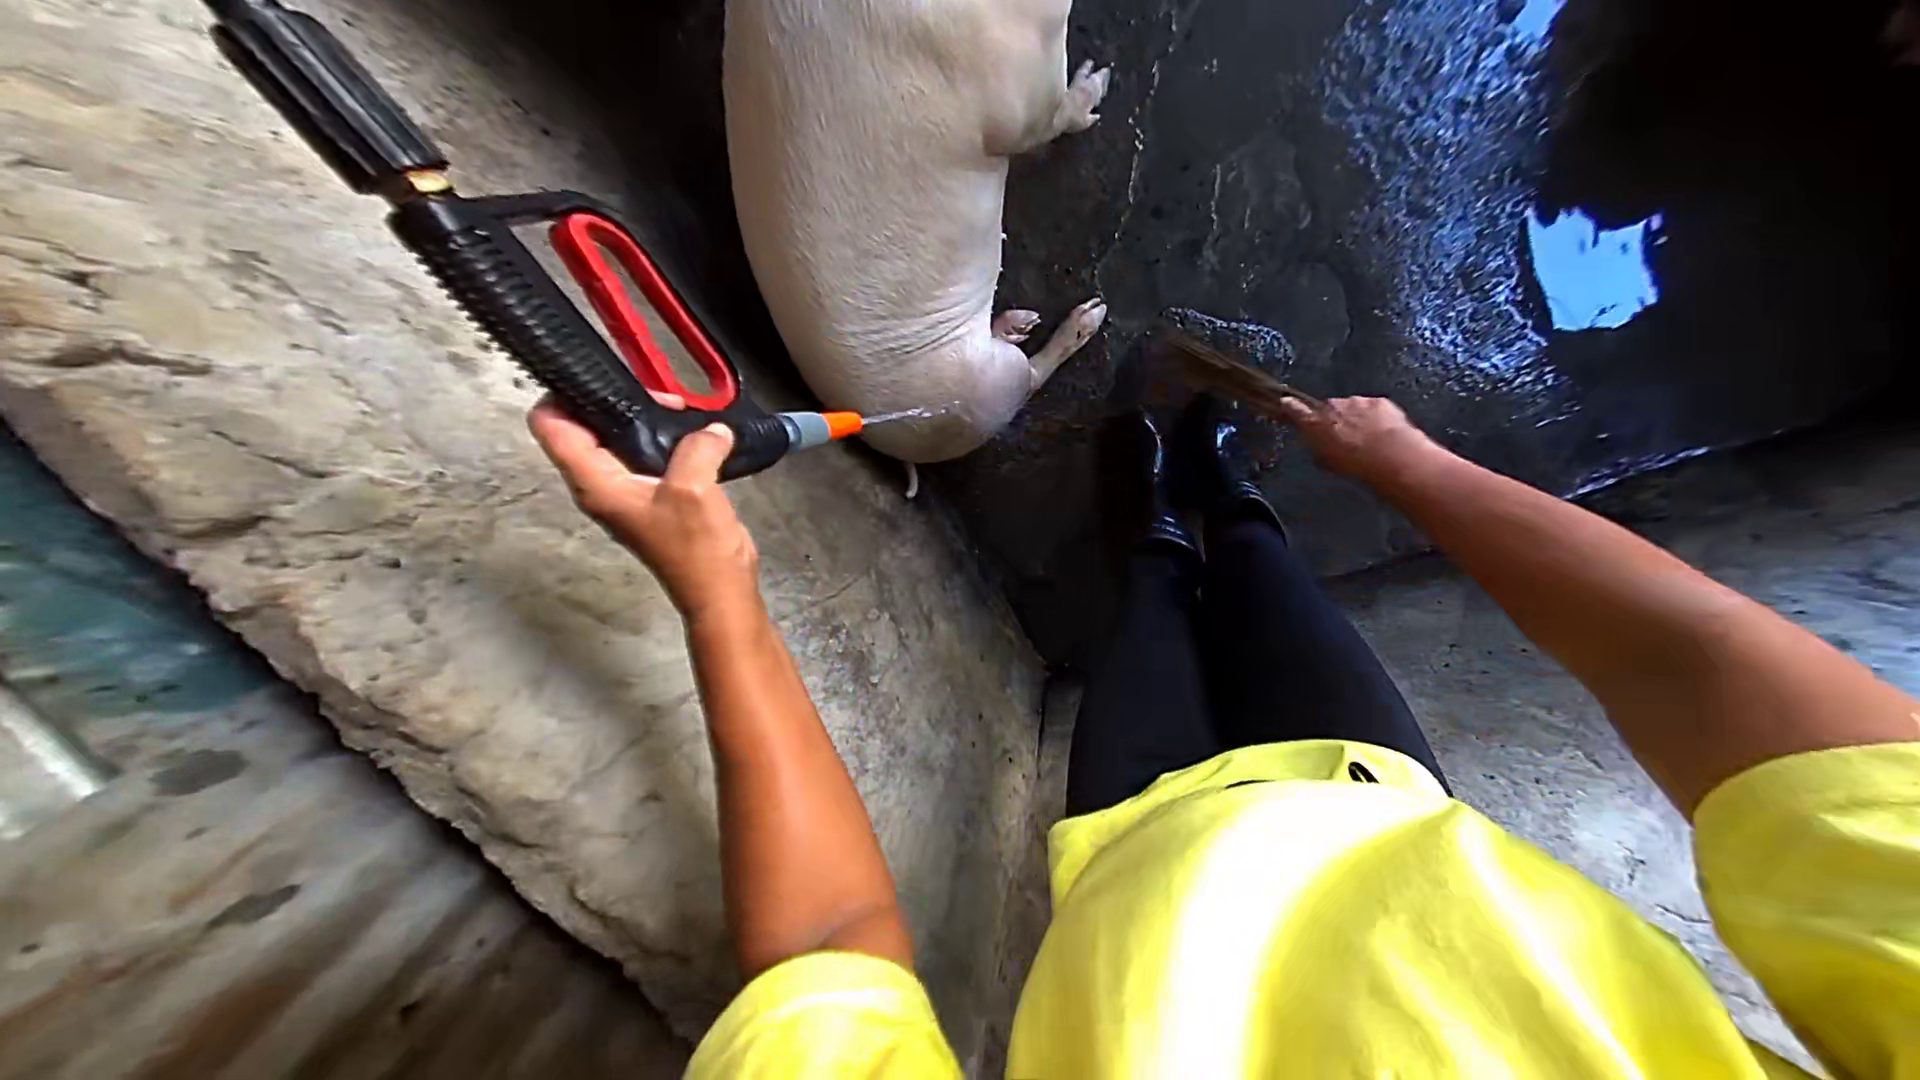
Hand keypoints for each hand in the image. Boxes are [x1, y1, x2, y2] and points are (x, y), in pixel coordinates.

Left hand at [528, 397, 759, 621]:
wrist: (721, 588)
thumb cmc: (696, 546)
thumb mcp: (693, 487)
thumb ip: (698, 447)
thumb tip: (713, 430)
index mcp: (596, 483)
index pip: (551, 426)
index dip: (563, 393)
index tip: (600, 374)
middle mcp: (605, 486)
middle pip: (588, 429)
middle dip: (619, 403)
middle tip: (663, 396)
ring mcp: (632, 493)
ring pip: (625, 442)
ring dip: (649, 422)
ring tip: (683, 410)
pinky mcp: (660, 498)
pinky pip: (654, 458)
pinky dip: (671, 441)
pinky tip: (699, 435)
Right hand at [1274, 395, 1446, 485]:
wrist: (1391, 456)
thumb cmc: (1355, 463)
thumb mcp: (1325, 461)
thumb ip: (1315, 446)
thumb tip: (1314, 442)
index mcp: (1314, 422)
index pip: (1294, 408)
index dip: (1290, 407)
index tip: (1286, 404)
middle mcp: (1332, 407)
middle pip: (1327, 408)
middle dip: (1332, 419)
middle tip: (1341, 437)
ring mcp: (1356, 402)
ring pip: (1351, 407)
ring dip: (1355, 418)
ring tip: (1365, 439)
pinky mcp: (1379, 401)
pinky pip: (1372, 406)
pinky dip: (1375, 416)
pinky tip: (1381, 432)